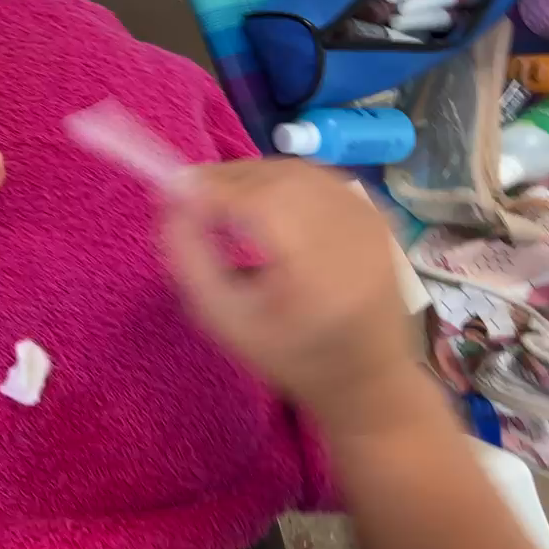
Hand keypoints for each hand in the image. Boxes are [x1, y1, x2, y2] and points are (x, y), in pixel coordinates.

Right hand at [160, 160, 422, 436]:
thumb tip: (173, 195)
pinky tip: (262, 205)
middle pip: (276, 179)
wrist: (369, 379)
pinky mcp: (378, 213)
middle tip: (191, 198)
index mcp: (321, 275)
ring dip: (249, 177)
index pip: (259, 204)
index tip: (170, 193)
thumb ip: (187, 256)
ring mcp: (373, 221)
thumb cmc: (287, 355)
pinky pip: (315, 175)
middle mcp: (355, 237)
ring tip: (223, 203)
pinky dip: (278, 179)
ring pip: (293, 169)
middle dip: (225, 180)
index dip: (210, 190)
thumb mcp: (222, 319)